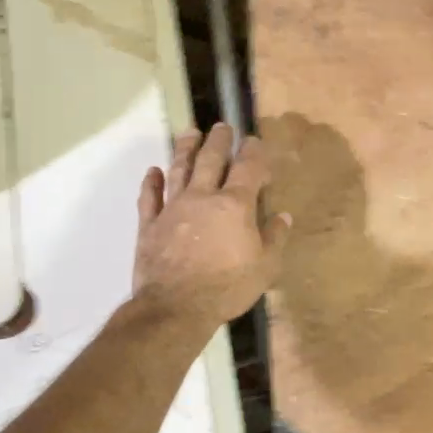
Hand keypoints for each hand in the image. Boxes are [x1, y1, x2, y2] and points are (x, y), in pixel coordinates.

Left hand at [132, 123, 290, 325]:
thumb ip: (274, 238)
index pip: (248, 169)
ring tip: (190, 133)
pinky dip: (151, 182)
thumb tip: (283, 216)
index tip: (255, 140)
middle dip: (219, 141)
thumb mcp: (265, 266)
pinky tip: (153, 171)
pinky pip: (149, 197)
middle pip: (210, 160)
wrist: (175, 307)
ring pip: (179, 170)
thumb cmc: (228, 287)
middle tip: (222, 125)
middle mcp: (202, 198)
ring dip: (185, 149)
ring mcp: (172, 209)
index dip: (254, 152)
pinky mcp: (149, 225)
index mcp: (235, 206)